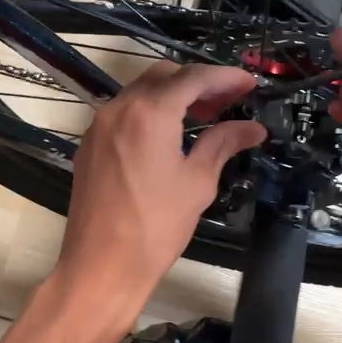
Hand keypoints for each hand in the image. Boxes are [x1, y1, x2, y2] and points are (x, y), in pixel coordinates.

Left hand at [51, 64, 266, 323]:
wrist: (101, 265)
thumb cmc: (156, 226)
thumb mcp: (197, 182)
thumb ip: (222, 144)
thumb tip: (252, 128)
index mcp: (150, 112)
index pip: (193, 78)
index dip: (225, 77)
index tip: (249, 84)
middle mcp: (119, 107)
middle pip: (164, 77)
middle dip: (198, 83)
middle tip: (228, 102)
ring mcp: (99, 125)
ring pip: (140, 92)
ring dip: (173, 96)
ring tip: (204, 118)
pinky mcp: (89, 145)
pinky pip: (124, 113)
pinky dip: (150, 113)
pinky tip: (170, 136)